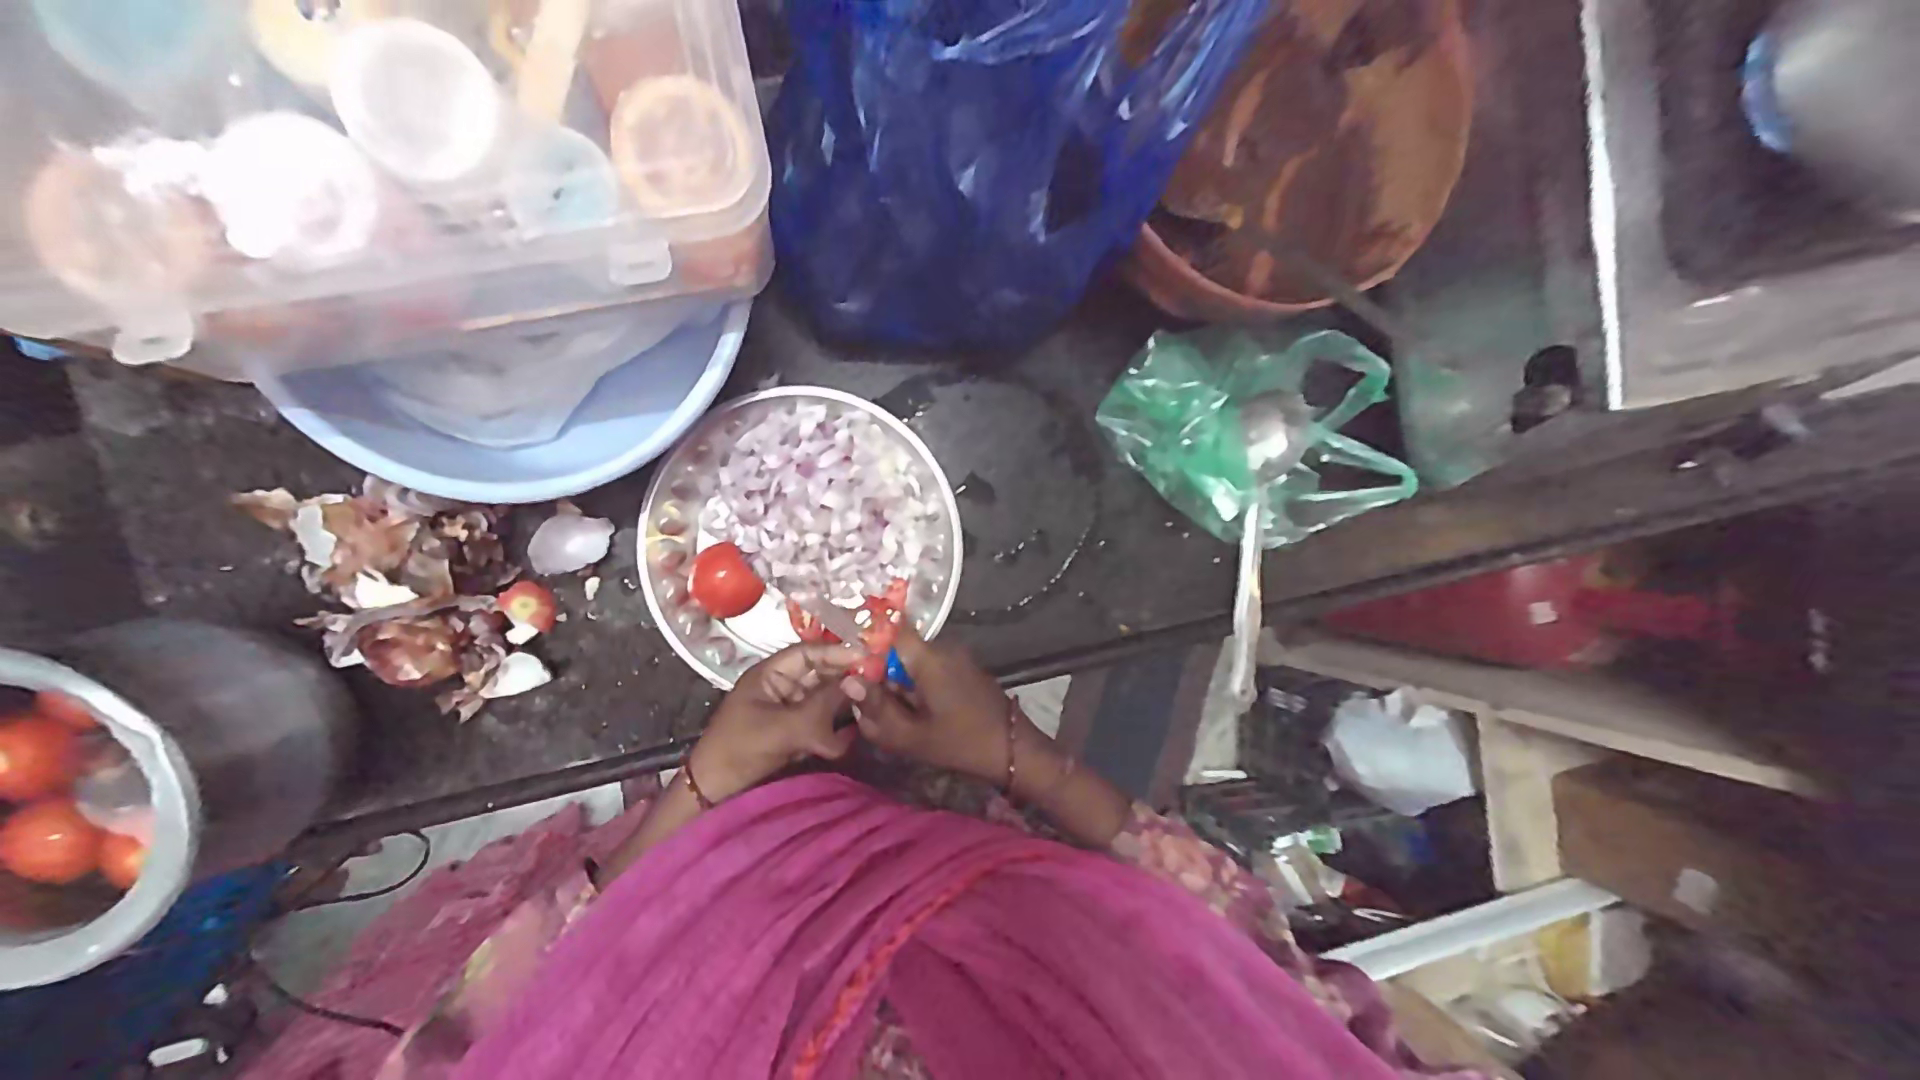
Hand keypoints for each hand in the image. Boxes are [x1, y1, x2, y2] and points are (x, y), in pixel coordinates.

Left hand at [691, 643, 864, 799]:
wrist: (715, 794)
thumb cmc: (740, 750)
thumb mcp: (782, 727)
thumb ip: (821, 707)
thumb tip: (858, 687)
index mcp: (770, 675)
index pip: (809, 653)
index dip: (837, 652)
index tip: (867, 657)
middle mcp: (782, 688)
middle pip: (821, 674)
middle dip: (846, 679)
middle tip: (877, 682)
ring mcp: (789, 711)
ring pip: (825, 699)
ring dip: (845, 704)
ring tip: (870, 706)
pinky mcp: (796, 734)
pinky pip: (823, 723)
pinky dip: (838, 728)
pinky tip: (854, 733)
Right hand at [842, 627, 1013, 782]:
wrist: (1013, 750)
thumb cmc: (960, 743)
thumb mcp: (911, 735)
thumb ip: (877, 708)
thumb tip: (847, 681)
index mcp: (930, 657)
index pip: (890, 628)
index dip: (866, 638)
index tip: (846, 657)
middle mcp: (943, 647)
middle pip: (898, 647)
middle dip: (879, 671)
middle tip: (867, 700)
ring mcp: (955, 656)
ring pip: (912, 659)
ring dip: (898, 681)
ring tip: (891, 711)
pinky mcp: (962, 668)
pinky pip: (928, 667)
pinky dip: (915, 684)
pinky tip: (912, 710)